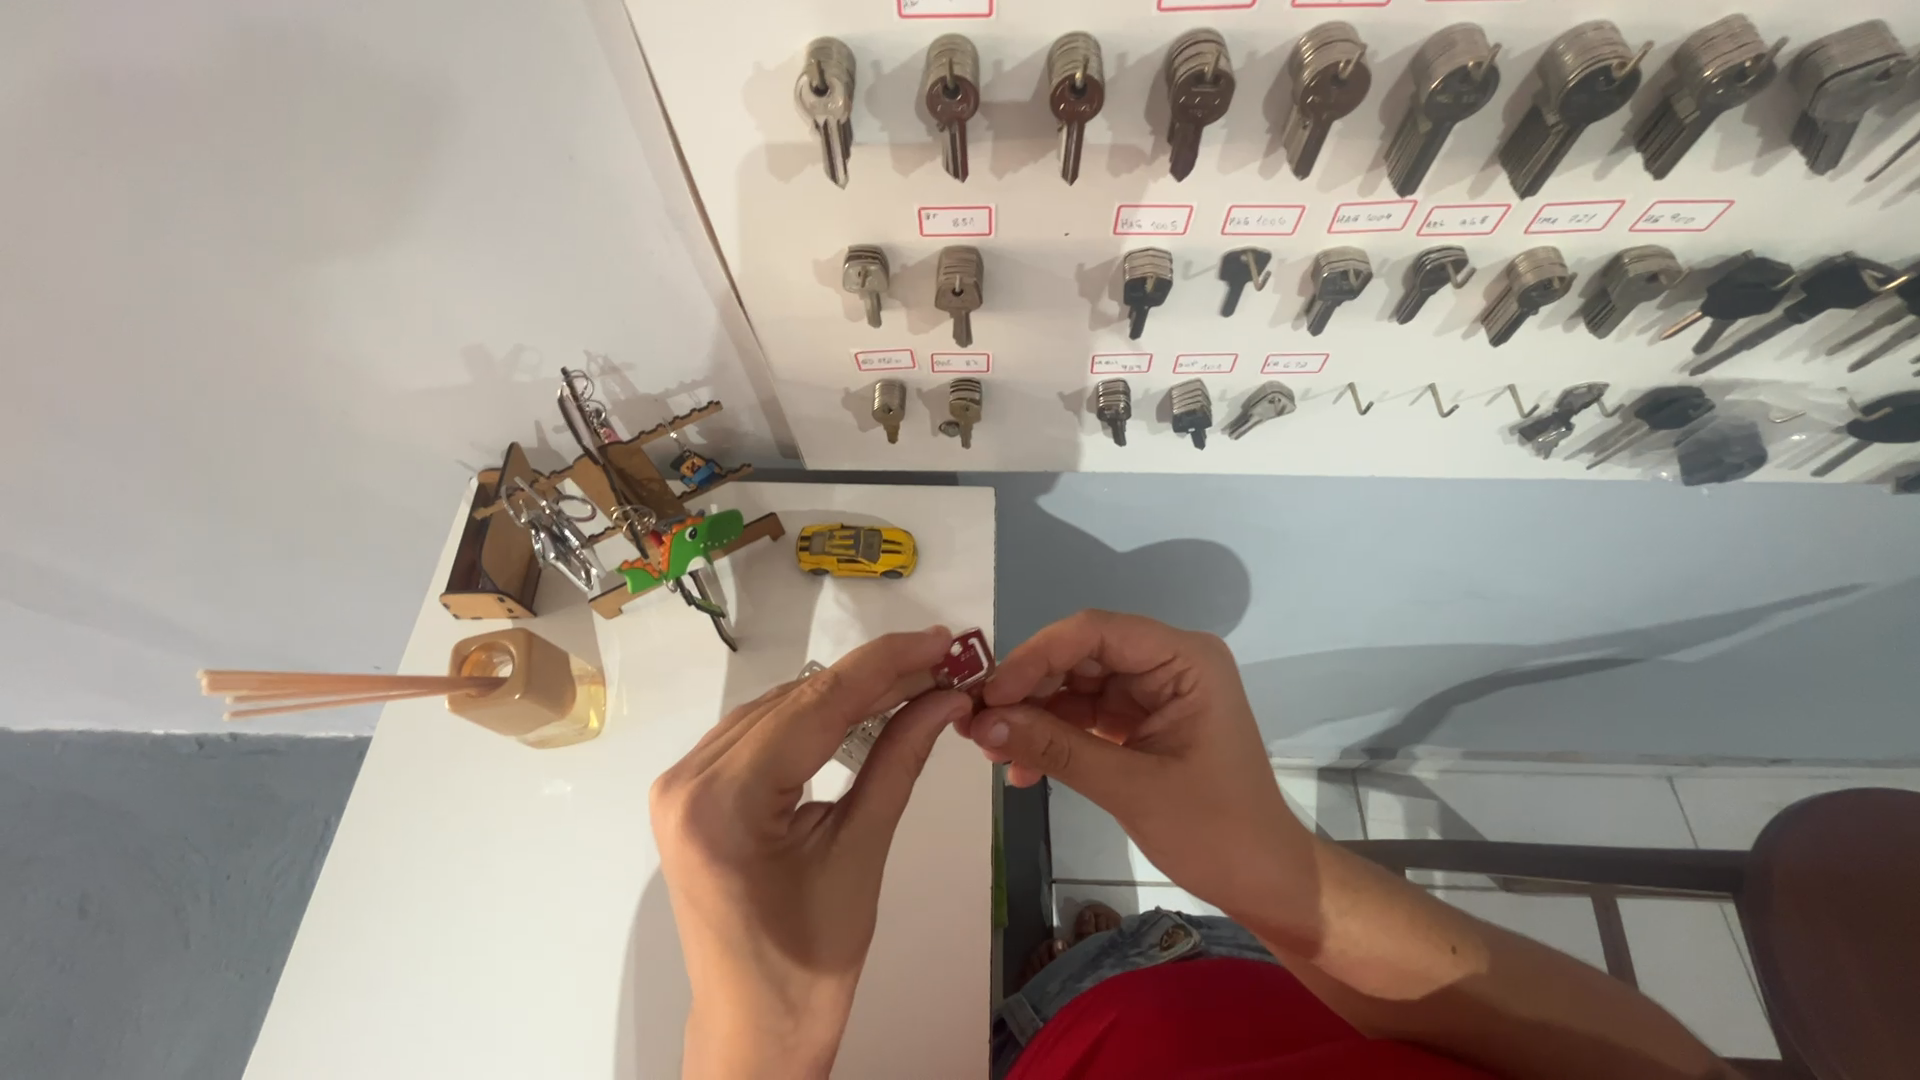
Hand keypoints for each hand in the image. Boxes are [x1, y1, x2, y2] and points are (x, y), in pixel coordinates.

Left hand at [650, 627, 973, 1077]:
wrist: (754, 1028)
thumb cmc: (811, 963)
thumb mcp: (860, 853)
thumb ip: (897, 760)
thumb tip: (945, 695)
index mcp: (723, 802)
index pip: (817, 705)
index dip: (885, 664)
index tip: (940, 640)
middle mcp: (688, 777)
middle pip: (796, 700)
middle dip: (873, 677)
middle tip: (941, 661)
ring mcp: (681, 782)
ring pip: (779, 709)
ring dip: (845, 693)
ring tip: (913, 680)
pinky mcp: (692, 790)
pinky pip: (761, 732)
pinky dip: (814, 717)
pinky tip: (860, 708)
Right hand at [962, 611, 1312, 919]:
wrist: (1263, 882)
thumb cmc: (1215, 831)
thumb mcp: (1130, 788)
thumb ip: (1056, 748)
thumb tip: (983, 723)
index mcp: (1183, 659)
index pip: (1094, 632)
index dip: (1036, 657)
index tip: (991, 696)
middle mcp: (1166, 663)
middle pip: (1078, 655)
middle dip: (1027, 690)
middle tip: (977, 726)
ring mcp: (1151, 691)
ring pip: (1073, 685)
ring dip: (1032, 717)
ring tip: (991, 751)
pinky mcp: (1138, 721)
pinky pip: (1082, 715)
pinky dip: (1051, 738)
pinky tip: (1021, 768)